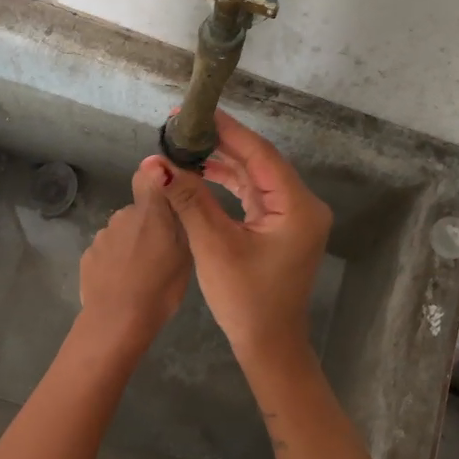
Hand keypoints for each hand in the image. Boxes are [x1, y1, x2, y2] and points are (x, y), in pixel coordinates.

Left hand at [78, 156, 190, 345]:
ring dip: (131, 246)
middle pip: (138, 212)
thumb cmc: (161, 287)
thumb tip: (174, 201)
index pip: (147, 175)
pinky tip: (122, 284)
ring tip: (141, 274)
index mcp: (150, 211)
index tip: (165, 199)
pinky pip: (107, 252)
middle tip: (161, 255)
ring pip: (121, 233)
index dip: (155, 182)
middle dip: (148, 227)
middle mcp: (122, 215)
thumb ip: (180, 221)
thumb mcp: (186, 255)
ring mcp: (101, 236)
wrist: (117, 319)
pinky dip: (115, 262)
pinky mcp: (87, 256)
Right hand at [160, 110, 331, 357]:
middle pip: (259, 162)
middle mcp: (303, 205)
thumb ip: (189, 200)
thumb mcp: (214, 246)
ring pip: (256, 178)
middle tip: (182, 129)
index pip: (260, 153)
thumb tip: (155, 163)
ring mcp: (294, 218)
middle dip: (221, 145)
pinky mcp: (282, 229)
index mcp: (297, 206)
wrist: (269, 345)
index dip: (226, 130)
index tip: (194, 113)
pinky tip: (202, 176)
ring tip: (185, 149)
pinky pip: (255, 196)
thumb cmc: (245, 299)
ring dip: (223, 165)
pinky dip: (230, 186)